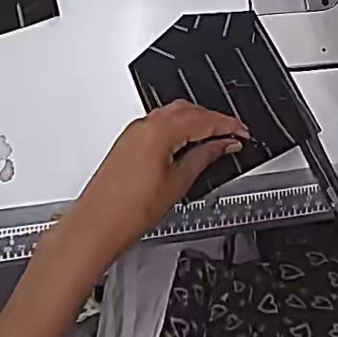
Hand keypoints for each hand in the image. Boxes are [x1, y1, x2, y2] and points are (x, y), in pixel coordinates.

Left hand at [56, 101, 248, 271]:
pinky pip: (160, 123)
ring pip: (174, 114)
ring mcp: (135, 131)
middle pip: (188, 110)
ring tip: (216, 139)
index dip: (227, 124)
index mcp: (159, 131)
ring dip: (196, 121)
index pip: (203, 119)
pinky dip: (180, 127)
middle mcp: (145, 125)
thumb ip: (205, 156)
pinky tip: (189, 142)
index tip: (242, 131)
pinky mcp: (129, 141)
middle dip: (213, 119)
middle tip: (233, 133)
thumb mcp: (178, 183)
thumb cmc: (128, 210)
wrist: (96, 226)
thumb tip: (223, 144)